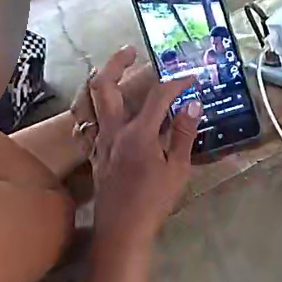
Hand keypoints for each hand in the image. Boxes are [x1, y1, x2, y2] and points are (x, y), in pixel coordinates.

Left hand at [86, 67, 198, 254]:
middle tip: (131, 52)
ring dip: (100, 82)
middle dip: (117, 63)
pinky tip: (109, 111)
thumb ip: (184, 135)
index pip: (158, 96)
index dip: (176, 82)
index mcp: (138, 133)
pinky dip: (96, 109)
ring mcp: (100, 142)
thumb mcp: (177, 170)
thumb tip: (193, 105)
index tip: (191, 77)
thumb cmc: (154, 202)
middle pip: (105, 86)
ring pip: (89, 101)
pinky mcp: (95, 154)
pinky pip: (88, 122)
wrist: (121, 230)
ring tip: (114, 73)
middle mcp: (113, 131)